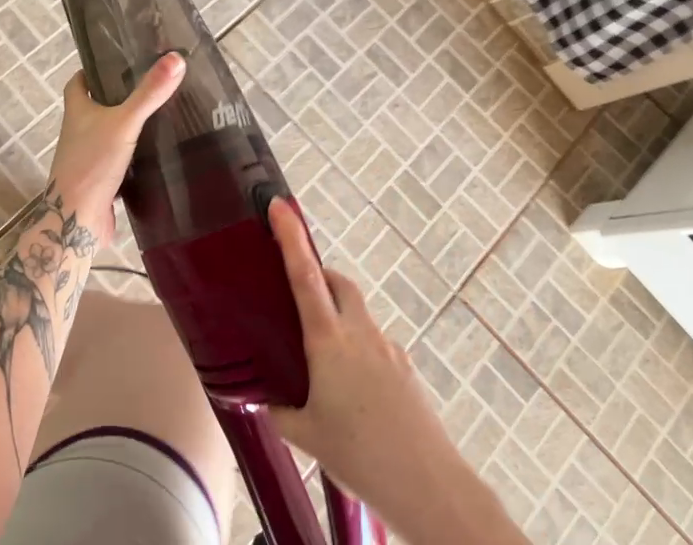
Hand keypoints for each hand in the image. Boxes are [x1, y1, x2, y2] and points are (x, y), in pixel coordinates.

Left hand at [45, 52, 184, 245]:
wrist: (78, 219)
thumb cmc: (93, 163)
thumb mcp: (124, 122)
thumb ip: (149, 93)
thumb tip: (176, 58)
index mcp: (77, 110)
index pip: (79, 81)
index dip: (94, 70)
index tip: (119, 62)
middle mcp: (79, 130)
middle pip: (97, 106)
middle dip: (120, 96)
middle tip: (152, 86)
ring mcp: (90, 156)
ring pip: (111, 133)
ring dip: (130, 126)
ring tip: (163, 113)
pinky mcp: (103, 179)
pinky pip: (121, 160)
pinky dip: (137, 154)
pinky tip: (160, 151)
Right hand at [266, 198, 447, 498]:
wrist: (428, 486)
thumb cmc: (361, 455)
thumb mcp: (305, 434)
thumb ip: (280, 410)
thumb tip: (264, 401)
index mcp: (329, 342)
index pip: (305, 275)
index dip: (290, 237)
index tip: (280, 207)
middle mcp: (361, 336)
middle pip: (339, 284)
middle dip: (318, 274)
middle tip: (295, 286)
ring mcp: (389, 352)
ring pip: (357, 315)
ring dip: (337, 317)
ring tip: (317, 356)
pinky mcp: (406, 372)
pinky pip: (374, 346)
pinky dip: (356, 350)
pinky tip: (348, 389)